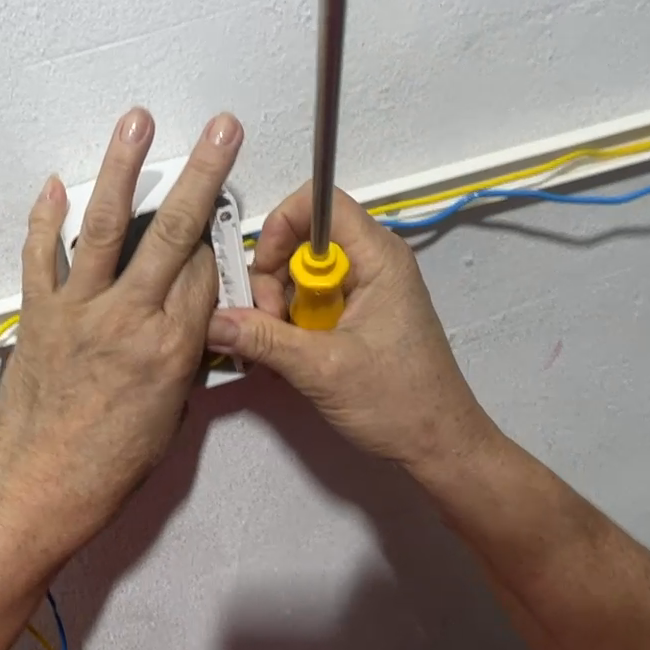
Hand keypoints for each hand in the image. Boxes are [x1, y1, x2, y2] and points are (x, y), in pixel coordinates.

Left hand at [0, 107, 243, 552]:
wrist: (43, 480)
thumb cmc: (115, 460)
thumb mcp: (174, 411)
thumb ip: (187, 353)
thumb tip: (192, 312)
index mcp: (172, 346)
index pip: (203, 270)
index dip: (216, 239)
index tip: (221, 214)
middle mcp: (128, 316)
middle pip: (174, 231)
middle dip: (202, 173)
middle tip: (220, 129)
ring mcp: (78, 308)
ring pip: (107, 226)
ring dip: (123, 168)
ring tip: (137, 121)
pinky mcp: (39, 311)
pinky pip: (41, 254)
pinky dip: (46, 218)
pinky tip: (55, 183)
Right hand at [205, 185, 499, 478]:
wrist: (438, 445)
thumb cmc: (398, 402)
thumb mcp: (321, 369)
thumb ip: (262, 339)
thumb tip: (211, 321)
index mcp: (377, 258)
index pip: (319, 203)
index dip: (281, 227)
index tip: (264, 274)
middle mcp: (371, 264)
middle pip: (300, 241)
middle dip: (272, 280)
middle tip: (269, 326)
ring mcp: (364, 291)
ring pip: (298, 275)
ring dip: (277, 308)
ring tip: (279, 351)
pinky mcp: (356, 316)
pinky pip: (309, 302)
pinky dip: (289, 324)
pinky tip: (287, 356)